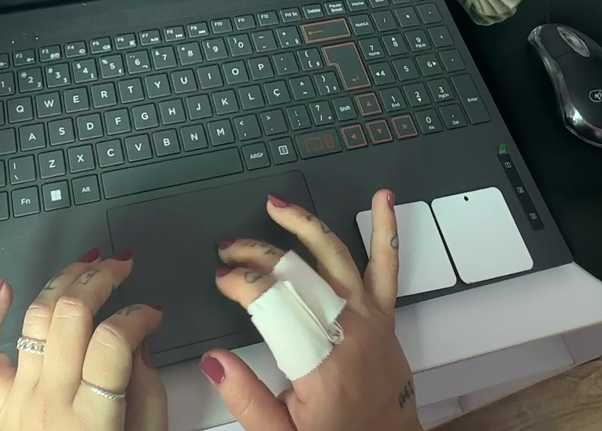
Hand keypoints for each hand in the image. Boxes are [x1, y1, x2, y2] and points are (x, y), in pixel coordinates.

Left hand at [0, 248, 166, 430]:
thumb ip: (149, 392)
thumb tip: (140, 338)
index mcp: (91, 421)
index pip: (113, 340)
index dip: (138, 314)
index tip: (152, 312)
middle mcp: (49, 403)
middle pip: (71, 314)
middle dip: (102, 278)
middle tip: (123, 267)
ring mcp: (19, 400)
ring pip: (35, 316)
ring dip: (62, 279)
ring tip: (86, 265)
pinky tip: (4, 290)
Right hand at [200, 190, 419, 430]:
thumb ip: (246, 400)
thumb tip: (214, 359)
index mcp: (321, 364)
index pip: (273, 303)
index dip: (242, 282)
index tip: (222, 277)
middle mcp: (348, 331)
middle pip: (297, 272)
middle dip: (257, 253)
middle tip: (229, 248)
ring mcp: (369, 318)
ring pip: (335, 254)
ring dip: (303, 224)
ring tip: (276, 205)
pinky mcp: (383, 314)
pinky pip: (387, 265)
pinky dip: (385, 230)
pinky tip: (383, 200)